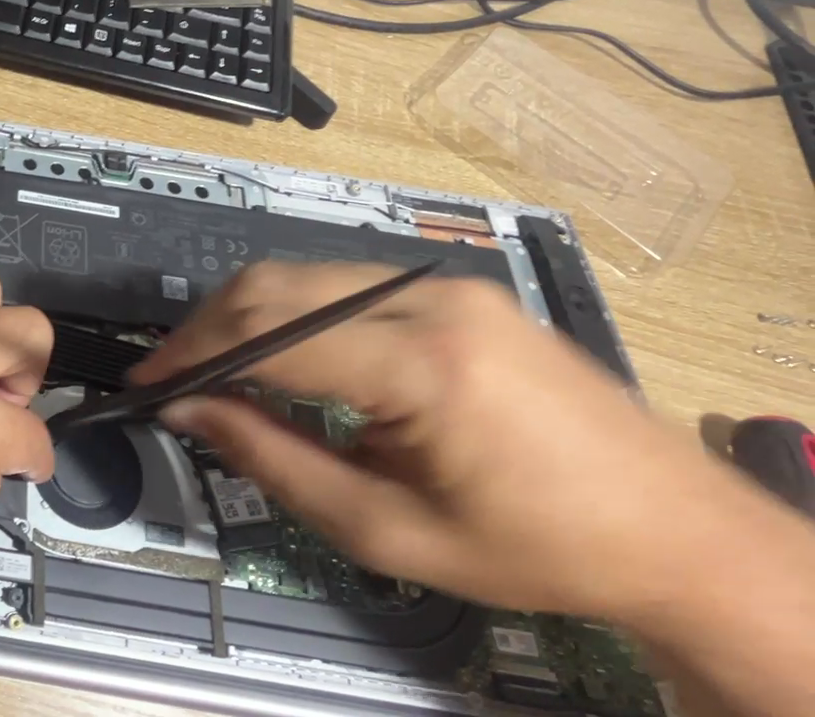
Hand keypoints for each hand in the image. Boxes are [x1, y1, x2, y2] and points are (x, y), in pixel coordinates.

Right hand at [130, 261, 739, 620]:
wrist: (678, 531)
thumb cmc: (535, 548)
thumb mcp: (386, 529)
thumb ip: (272, 459)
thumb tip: (188, 411)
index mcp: (424, 366)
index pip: (268, 335)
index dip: (193, 356)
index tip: (148, 383)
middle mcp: (430, 301)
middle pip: (273, 286)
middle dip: (205, 327)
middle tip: (171, 374)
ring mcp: (446, 287)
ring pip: (300, 277)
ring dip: (242, 316)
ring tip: (212, 367)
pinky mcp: (455, 290)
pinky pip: (340, 285)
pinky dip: (289, 313)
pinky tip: (276, 353)